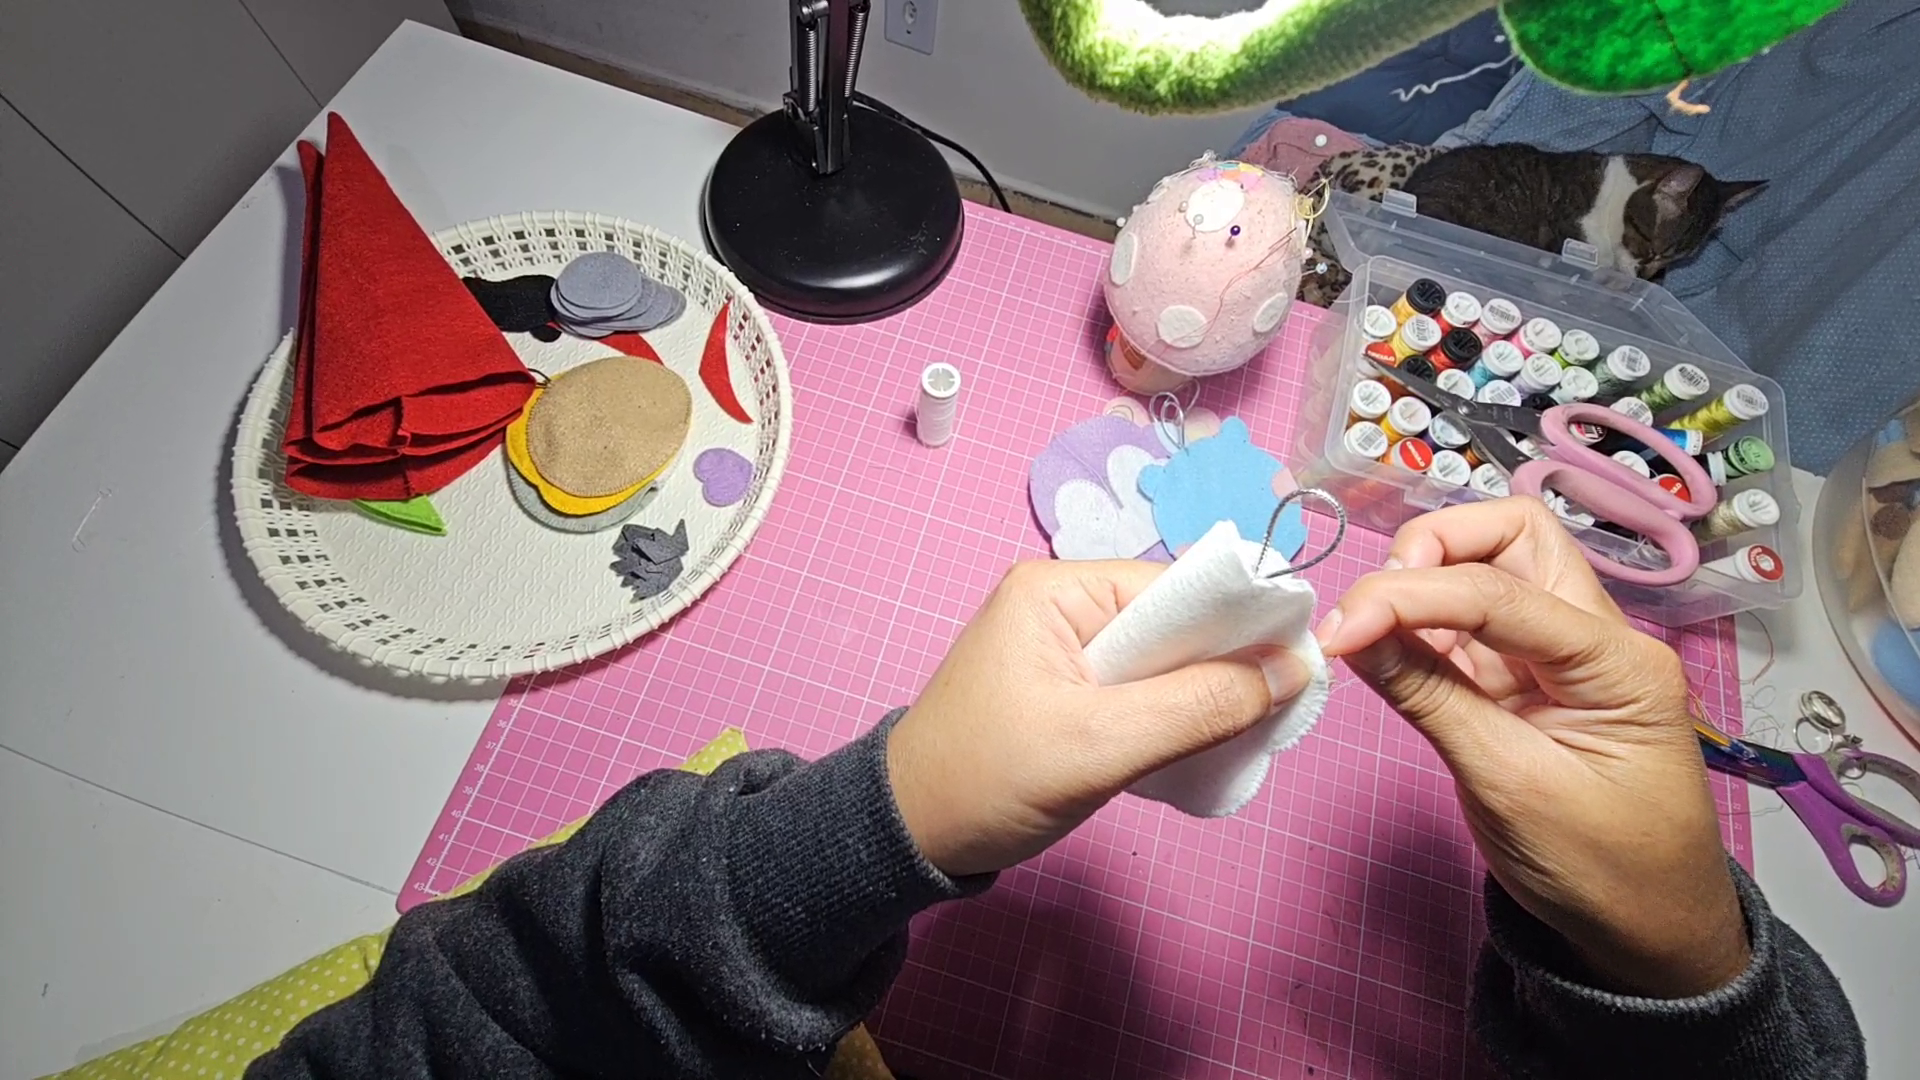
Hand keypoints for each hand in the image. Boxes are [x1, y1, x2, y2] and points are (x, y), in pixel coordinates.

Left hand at [887, 560, 1309, 877]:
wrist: (915, 832)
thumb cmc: (990, 777)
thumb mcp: (1098, 743)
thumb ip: (1196, 705)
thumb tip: (1290, 670)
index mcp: (1056, 589)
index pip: (1171, 587)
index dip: (1237, 622)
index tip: (1297, 666)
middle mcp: (1062, 603)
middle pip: (1170, 622)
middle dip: (1222, 664)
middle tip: (1277, 710)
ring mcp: (1064, 646)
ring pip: (1161, 659)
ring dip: (1200, 694)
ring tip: (1244, 731)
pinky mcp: (1068, 687)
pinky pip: (1139, 688)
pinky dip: (1172, 713)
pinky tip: (1202, 742)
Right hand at [1313, 497, 1748, 997]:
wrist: (1641, 930)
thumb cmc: (1598, 865)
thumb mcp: (1507, 782)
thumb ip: (1426, 695)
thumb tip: (1347, 633)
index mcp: (1615, 662)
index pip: (1496, 593)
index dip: (1406, 598)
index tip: (1337, 633)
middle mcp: (1586, 635)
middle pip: (1511, 535)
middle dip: (1433, 546)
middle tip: (1376, 600)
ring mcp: (1546, 649)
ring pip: (1483, 561)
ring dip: (1419, 574)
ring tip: (1370, 623)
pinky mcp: (1508, 671)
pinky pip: (1455, 617)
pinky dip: (1410, 616)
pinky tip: (1378, 642)